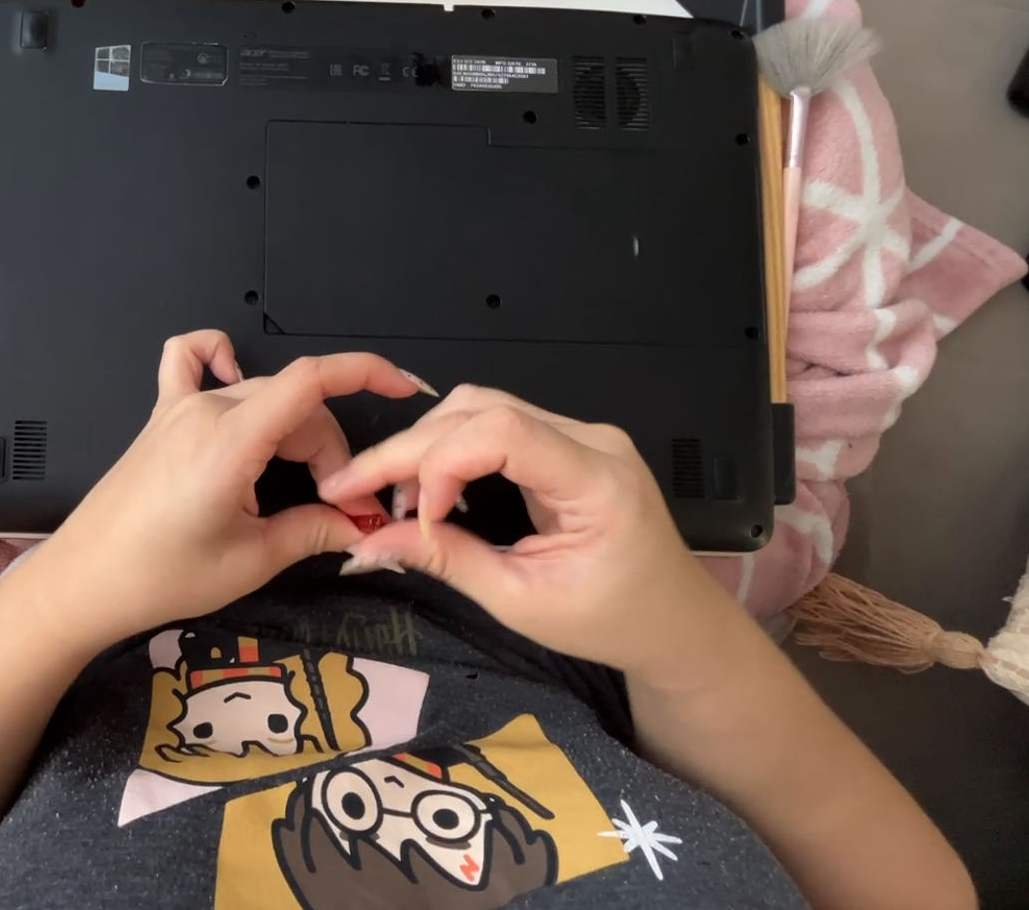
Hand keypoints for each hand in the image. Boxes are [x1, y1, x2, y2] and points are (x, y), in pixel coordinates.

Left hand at [20, 330, 426, 650]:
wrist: (85, 579)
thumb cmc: (157, 575)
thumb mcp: (250, 560)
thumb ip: (315, 531)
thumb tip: (362, 523)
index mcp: (229, 441)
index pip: (310, 381)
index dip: (365, 373)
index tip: (403, 388)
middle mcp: (205, 410)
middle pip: (295, 402)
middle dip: (327, 451)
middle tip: (335, 506)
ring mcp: (179, 407)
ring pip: (261, 391)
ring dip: (291, 429)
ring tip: (291, 480)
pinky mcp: (161, 415)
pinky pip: (190, 360)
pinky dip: (220, 358)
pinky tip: (234, 383)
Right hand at [317, 386, 744, 686]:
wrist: (673, 621)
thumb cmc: (610, 621)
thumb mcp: (522, 603)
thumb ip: (446, 561)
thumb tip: (369, 541)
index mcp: (598, 482)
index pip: (502, 432)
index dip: (441, 462)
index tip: (419, 515)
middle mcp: (590, 439)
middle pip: (478, 410)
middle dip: (408, 450)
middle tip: (355, 490)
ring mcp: (578, 433)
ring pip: (477, 406)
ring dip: (423, 444)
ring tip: (393, 494)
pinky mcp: (561, 439)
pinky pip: (490, 423)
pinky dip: (446, 447)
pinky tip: (428, 484)